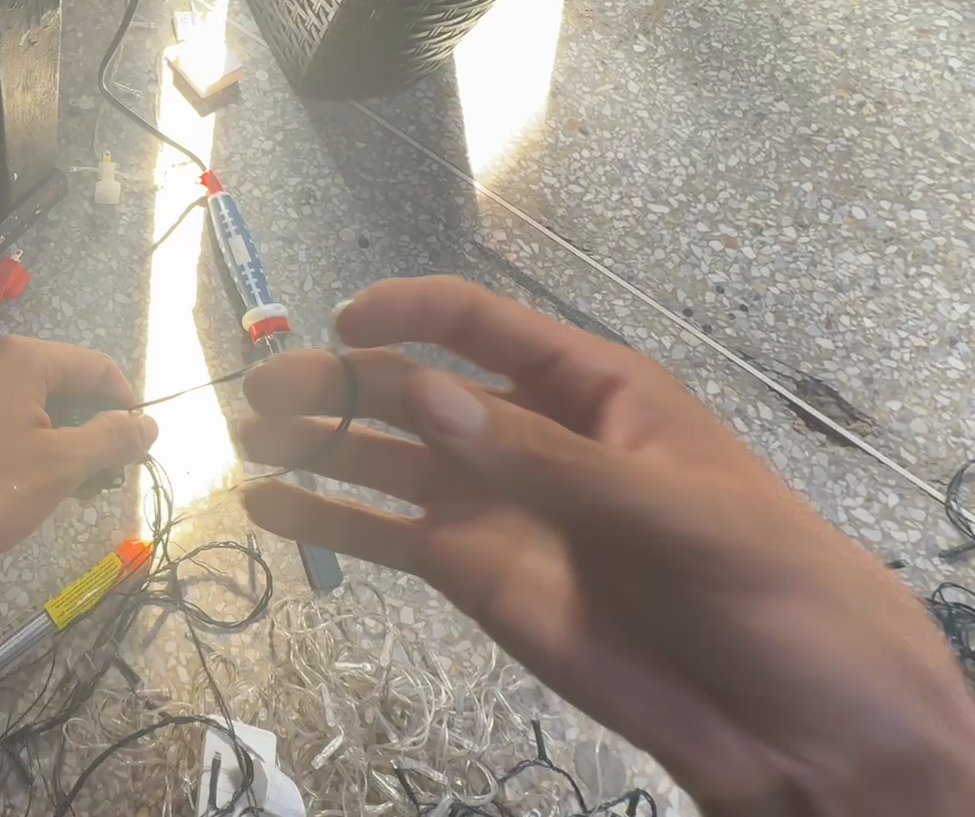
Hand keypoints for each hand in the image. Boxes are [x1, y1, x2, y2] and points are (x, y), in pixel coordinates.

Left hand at [0, 336, 156, 612]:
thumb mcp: (59, 466)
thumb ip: (111, 439)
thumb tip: (149, 422)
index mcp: (23, 359)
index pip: (98, 367)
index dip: (127, 406)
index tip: (137, 450)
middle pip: (65, 384)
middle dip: (92, 428)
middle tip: (102, 480)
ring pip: (34, 406)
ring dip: (62, 442)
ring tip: (68, 490)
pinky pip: (3, 419)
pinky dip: (28, 445)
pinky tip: (27, 484)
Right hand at [238, 276, 974, 814]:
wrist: (794, 734)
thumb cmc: (770, 593)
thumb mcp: (679, 513)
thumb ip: (547, 457)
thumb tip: (424, 395)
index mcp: (578, 388)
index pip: (476, 325)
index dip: (406, 311)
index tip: (344, 324)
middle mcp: (511, 430)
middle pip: (405, 388)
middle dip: (334, 382)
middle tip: (265, 391)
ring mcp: (478, 496)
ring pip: (376, 454)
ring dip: (311, 441)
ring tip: (251, 440)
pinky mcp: (456, 561)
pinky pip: (373, 530)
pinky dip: (318, 517)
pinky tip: (265, 506)